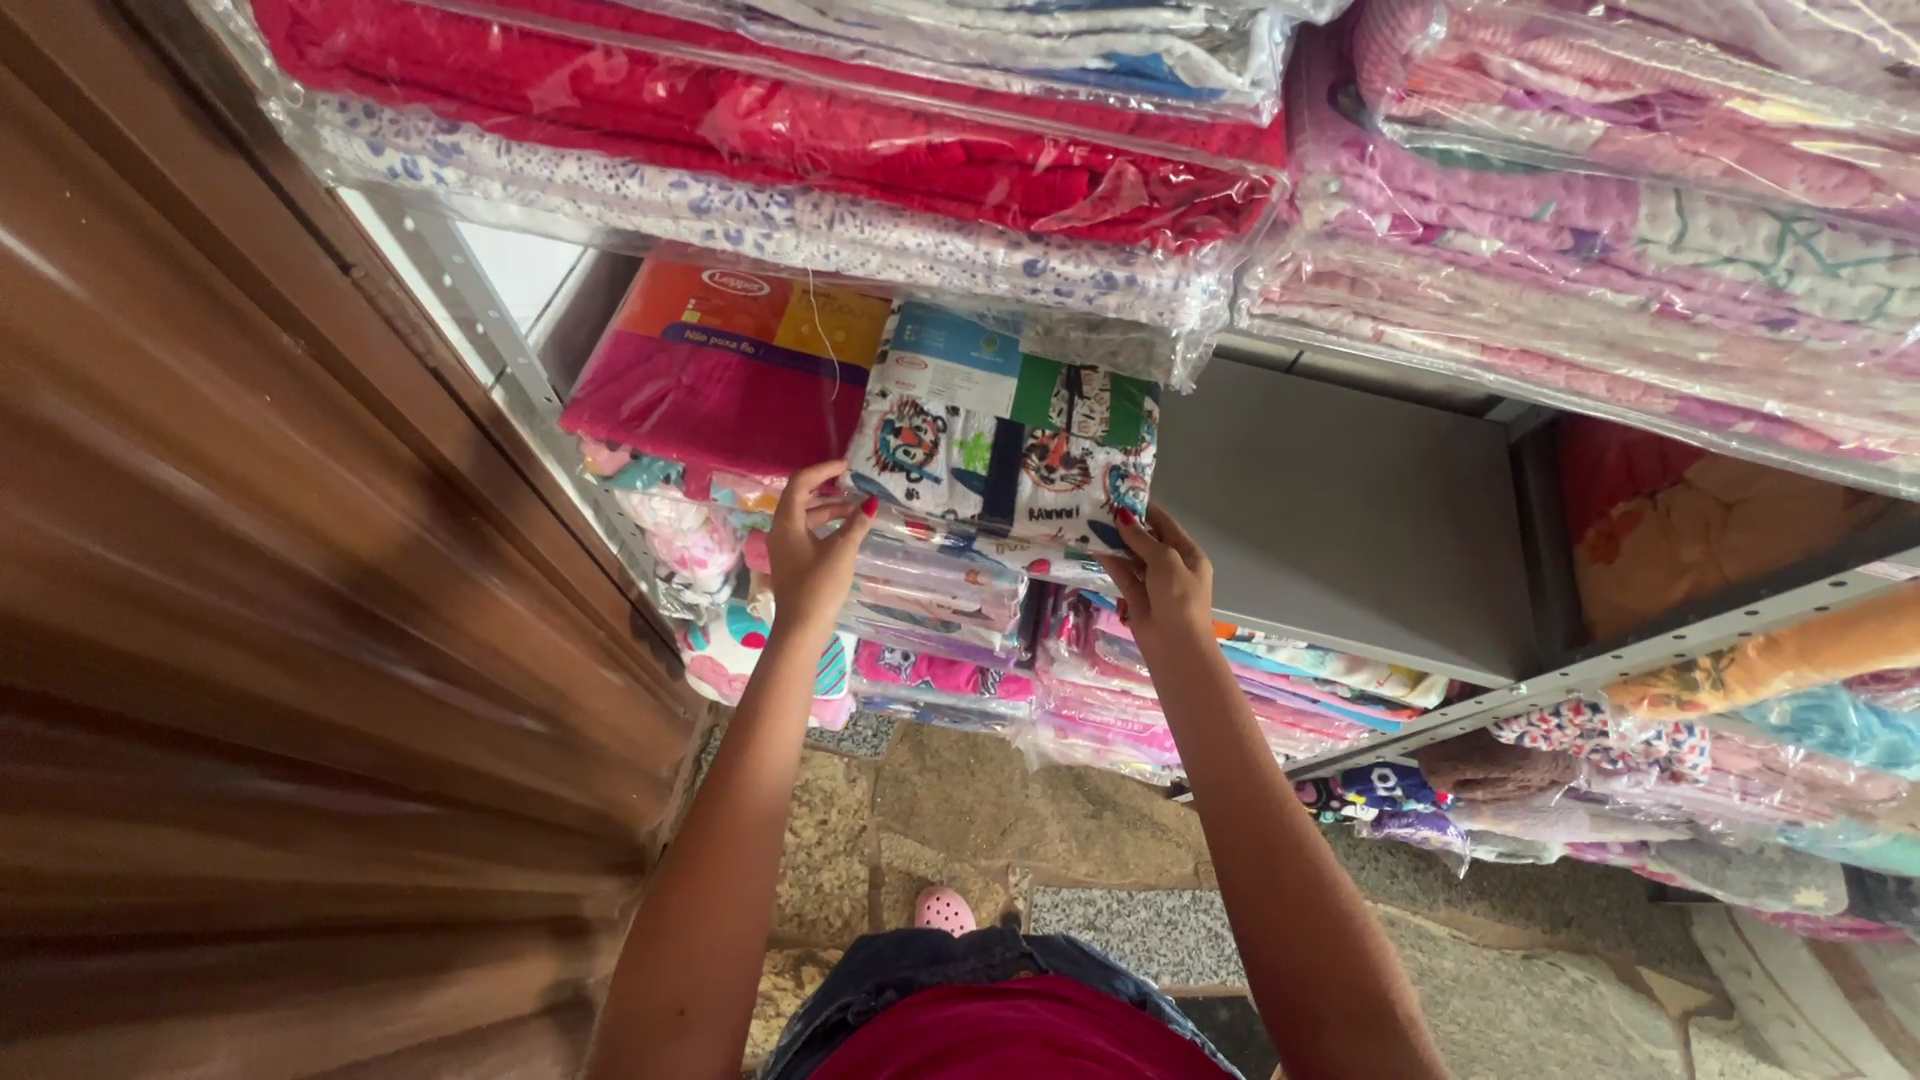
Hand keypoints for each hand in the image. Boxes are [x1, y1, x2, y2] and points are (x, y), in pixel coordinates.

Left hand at [768, 461, 876, 639]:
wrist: (801, 627)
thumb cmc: (819, 586)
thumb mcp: (842, 552)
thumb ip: (856, 524)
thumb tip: (871, 503)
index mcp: (787, 522)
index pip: (801, 483)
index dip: (822, 470)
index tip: (845, 467)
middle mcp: (780, 530)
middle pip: (801, 498)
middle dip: (827, 489)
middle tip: (851, 483)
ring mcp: (784, 546)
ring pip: (806, 517)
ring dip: (829, 509)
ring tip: (856, 511)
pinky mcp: (792, 560)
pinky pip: (807, 532)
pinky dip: (826, 526)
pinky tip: (846, 532)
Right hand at [1094, 504, 1215, 657]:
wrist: (1175, 644)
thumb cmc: (1179, 598)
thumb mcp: (1165, 562)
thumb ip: (1142, 539)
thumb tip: (1122, 516)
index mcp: (1189, 555)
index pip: (1167, 525)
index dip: (1147, 510)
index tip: (1124, 495)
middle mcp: (1172, 567)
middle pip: (1148, 540)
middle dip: (1128, 526)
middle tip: (1103, 508)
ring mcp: (1153, 583)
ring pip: (1132, 557)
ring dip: (1116, 543)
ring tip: (1094, 523)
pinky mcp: (1136, 597)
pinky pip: (1123, 574)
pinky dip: (1111, 561)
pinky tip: (1095, 547)